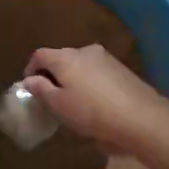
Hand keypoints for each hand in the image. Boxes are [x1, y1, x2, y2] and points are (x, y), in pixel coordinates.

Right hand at [22, 44, 168, 155]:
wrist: (140, 117)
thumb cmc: (91, 112)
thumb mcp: (58, 105)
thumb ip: (41, 89)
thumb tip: (29, 79)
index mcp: (65, 57)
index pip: (39, 54)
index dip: (30, 68)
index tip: (28, 86)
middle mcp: (85, 51)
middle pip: (61, 57)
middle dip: (52, 74)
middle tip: (48, 95)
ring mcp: (106, 58)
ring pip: (80, 64)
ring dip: (71, 78)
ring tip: (71, 100)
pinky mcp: (121, 69)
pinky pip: (96, 71)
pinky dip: (88, 82)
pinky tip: (92, 101)